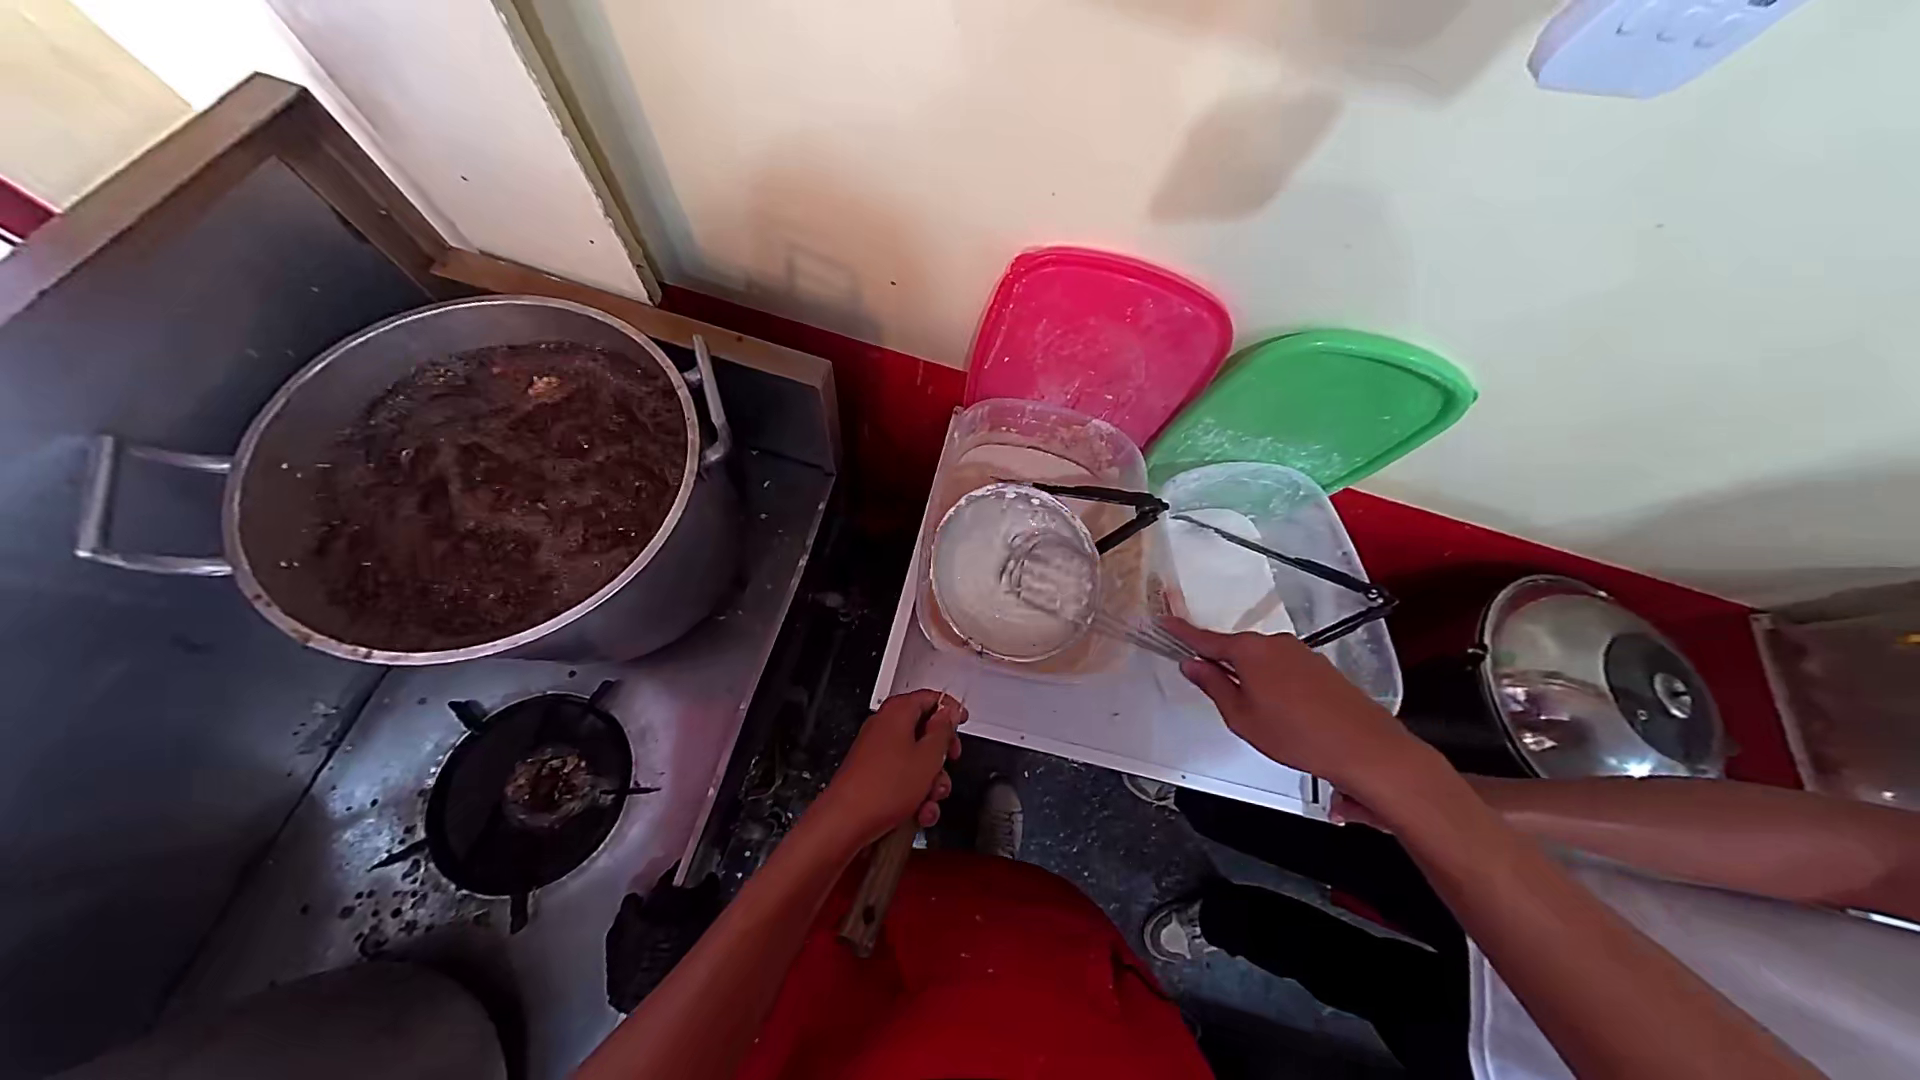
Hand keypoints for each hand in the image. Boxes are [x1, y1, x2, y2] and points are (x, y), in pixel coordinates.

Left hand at [809, 689, 965, 848]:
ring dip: (930, 780)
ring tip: (931, 797)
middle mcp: (884, 727)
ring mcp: (876, 750)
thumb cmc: (880, 788)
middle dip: (941, 753)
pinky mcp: (872, 774)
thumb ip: (943, 731)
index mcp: (898, 712)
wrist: (846, 822)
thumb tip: (948, 716)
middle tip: (948, 762)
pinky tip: (919, 811)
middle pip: (924, 730)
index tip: (961, 720)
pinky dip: (914, 793)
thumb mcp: (928, 757)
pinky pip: (902, 777)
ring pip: (916, 758)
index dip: (949, 709)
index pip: (930, 698)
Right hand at [1163, 618, 1442, 802]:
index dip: (1182, 633)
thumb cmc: (1299, 736)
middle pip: (1235, 649)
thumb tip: (1193, 665)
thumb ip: (1213, 686)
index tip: (1166, 623)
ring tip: (1258, 715)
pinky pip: (1283, 667)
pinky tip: (1282, 711)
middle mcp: (1275, 644)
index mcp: (1250, 652)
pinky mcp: (1319, 666)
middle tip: (1216, 694)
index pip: (1206, 639)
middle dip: (1222, 665)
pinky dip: (1273, 682)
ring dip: (1250, 678)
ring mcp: (1300, 653)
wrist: (1365, 749)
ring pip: (1261, 660)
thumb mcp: (1241, 717)